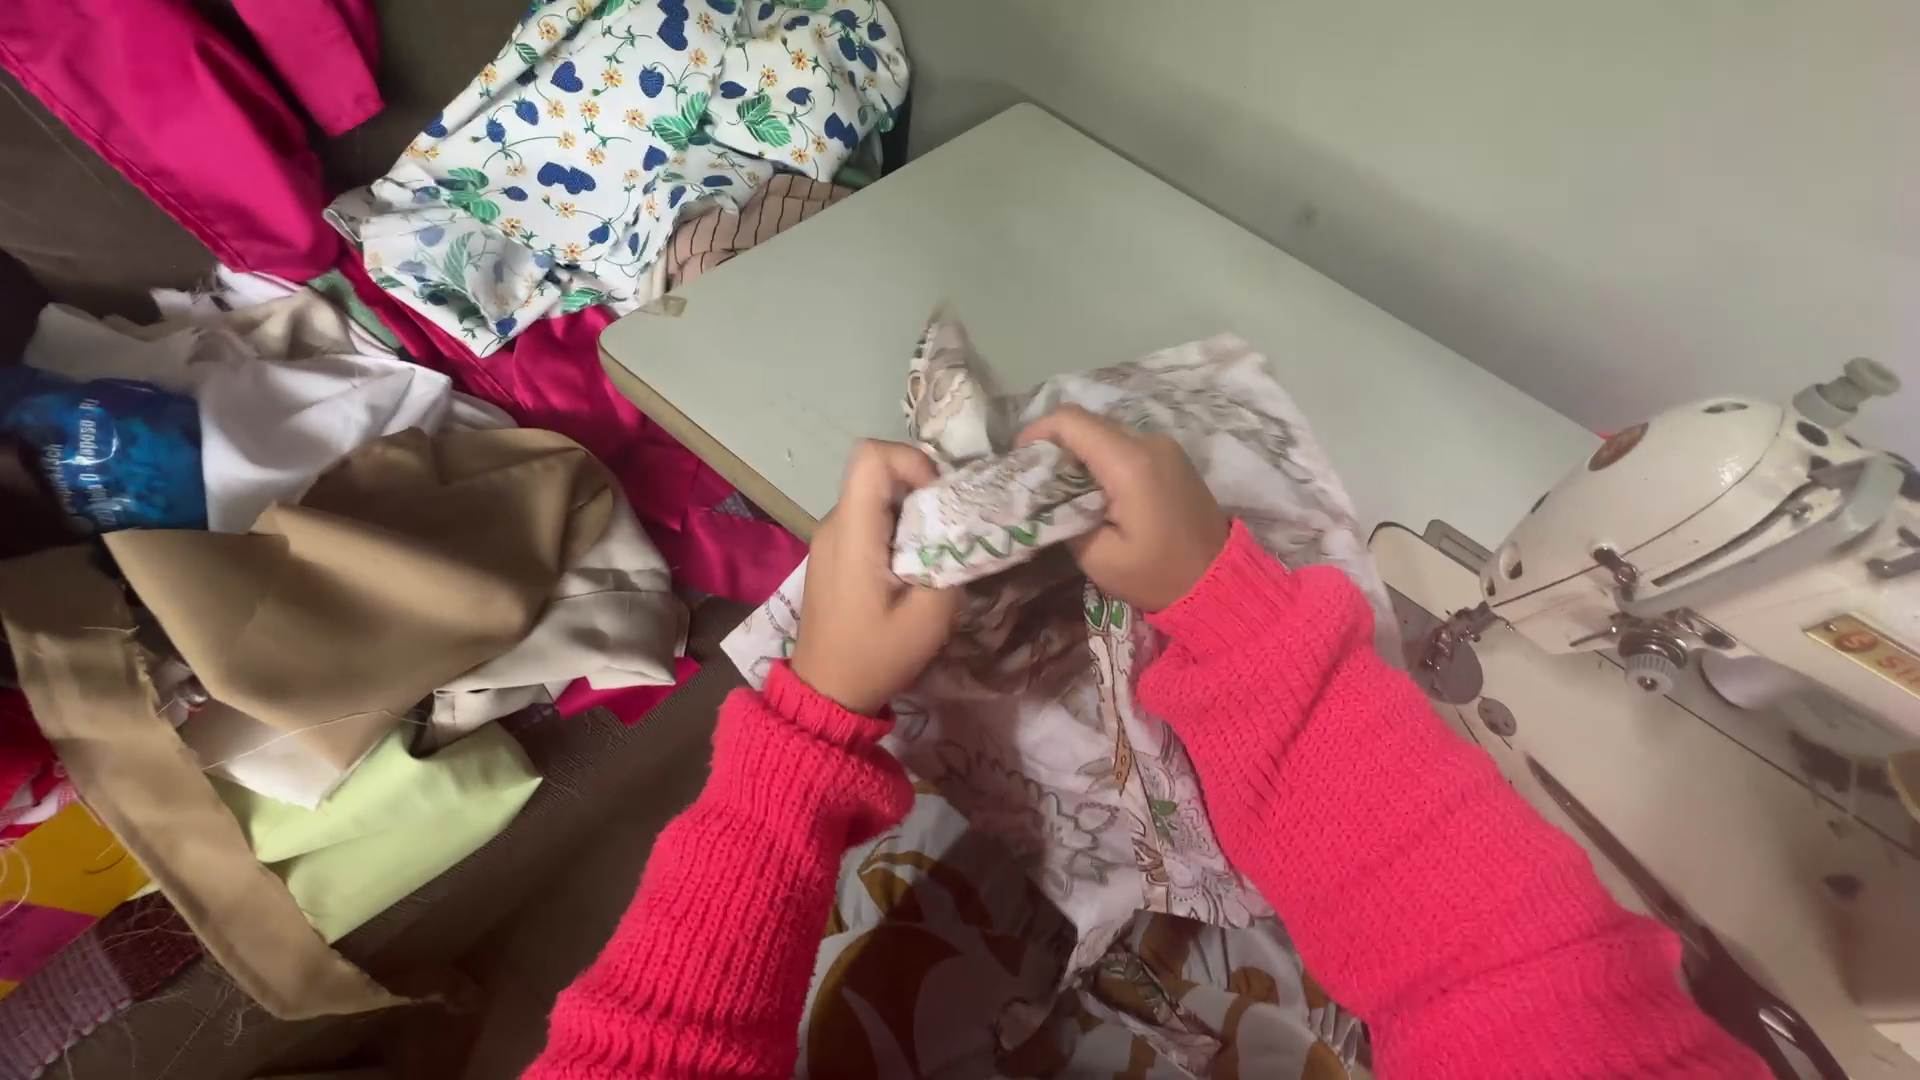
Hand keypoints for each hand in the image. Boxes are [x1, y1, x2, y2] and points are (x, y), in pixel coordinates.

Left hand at [790, 440, 962, 714]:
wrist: (826, 691)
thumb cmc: (874, 656)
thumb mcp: (930, 619)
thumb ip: (953, 566)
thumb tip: (963, 534)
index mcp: (853, 532)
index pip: (871, 456)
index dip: (912, 460)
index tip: (938, 500)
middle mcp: (835, 523)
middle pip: (878, 473)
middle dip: (921, 490)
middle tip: (949, 530)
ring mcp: (831, 537)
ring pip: (876, 495)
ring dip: (911, 512)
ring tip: (934, 552)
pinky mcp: (834, 551)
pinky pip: (869, 518)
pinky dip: (896, 529)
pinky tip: (911, 567)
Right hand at [1015, 405, 1228, 610]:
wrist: (1220, 582)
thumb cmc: (1157, 574)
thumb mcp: (1098, 558)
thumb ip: (1064, 519)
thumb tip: (1044, 497)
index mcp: (1129, 463)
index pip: (1071, 421)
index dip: (1036, 432)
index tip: (1018, 459)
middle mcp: (1149, 441)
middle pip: (1087, 422)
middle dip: (1053, 443)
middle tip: (1033, 477)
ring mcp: (1164, 445)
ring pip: (1105, 430)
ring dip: (1077, 450)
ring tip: (1059, 486)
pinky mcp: (1171, 456)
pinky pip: (1124, 443)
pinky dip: (1100, 456)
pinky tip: (1091, 488)